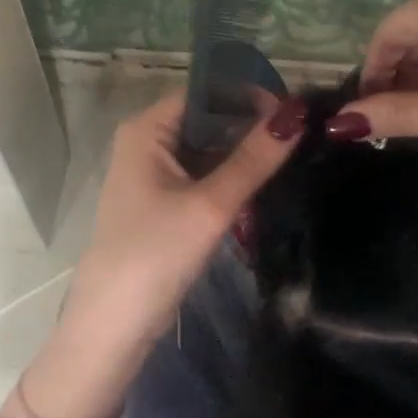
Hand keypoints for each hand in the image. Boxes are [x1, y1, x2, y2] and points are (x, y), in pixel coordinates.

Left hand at [26, 89, 301, 417]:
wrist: (114, 324)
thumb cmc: (156, 254)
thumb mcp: (210, 205)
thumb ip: (254, 159)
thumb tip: (298, 115)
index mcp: (147, 130)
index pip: (206, 92)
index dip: (249, 96)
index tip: (295, 113)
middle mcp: (148, 142)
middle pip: (208, 118)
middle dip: (252, 124)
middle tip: (303, 136)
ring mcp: (154, 174)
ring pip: (209, 148)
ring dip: (245, 152)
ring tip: (294, 155)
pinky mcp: (164, 203)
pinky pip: (204, 175)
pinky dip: (232, 176)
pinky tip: (266, 184)